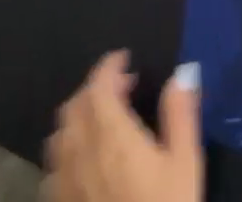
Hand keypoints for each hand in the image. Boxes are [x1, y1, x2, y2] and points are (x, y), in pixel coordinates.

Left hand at [44, 51, 203, 201]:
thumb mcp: (186, 160)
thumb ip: (181, 113)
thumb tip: (184, 73)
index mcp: (114, 137)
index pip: (97, 89)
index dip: (107, 67)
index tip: (123, 57)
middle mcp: (82, 155)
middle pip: (73, 108)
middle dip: (94, 88)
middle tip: (123, 85)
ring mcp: (66, 183)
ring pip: (60, 135)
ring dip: (79, 115)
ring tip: (105, 117)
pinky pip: (55, 164)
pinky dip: (69, 145)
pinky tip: (88, 157)